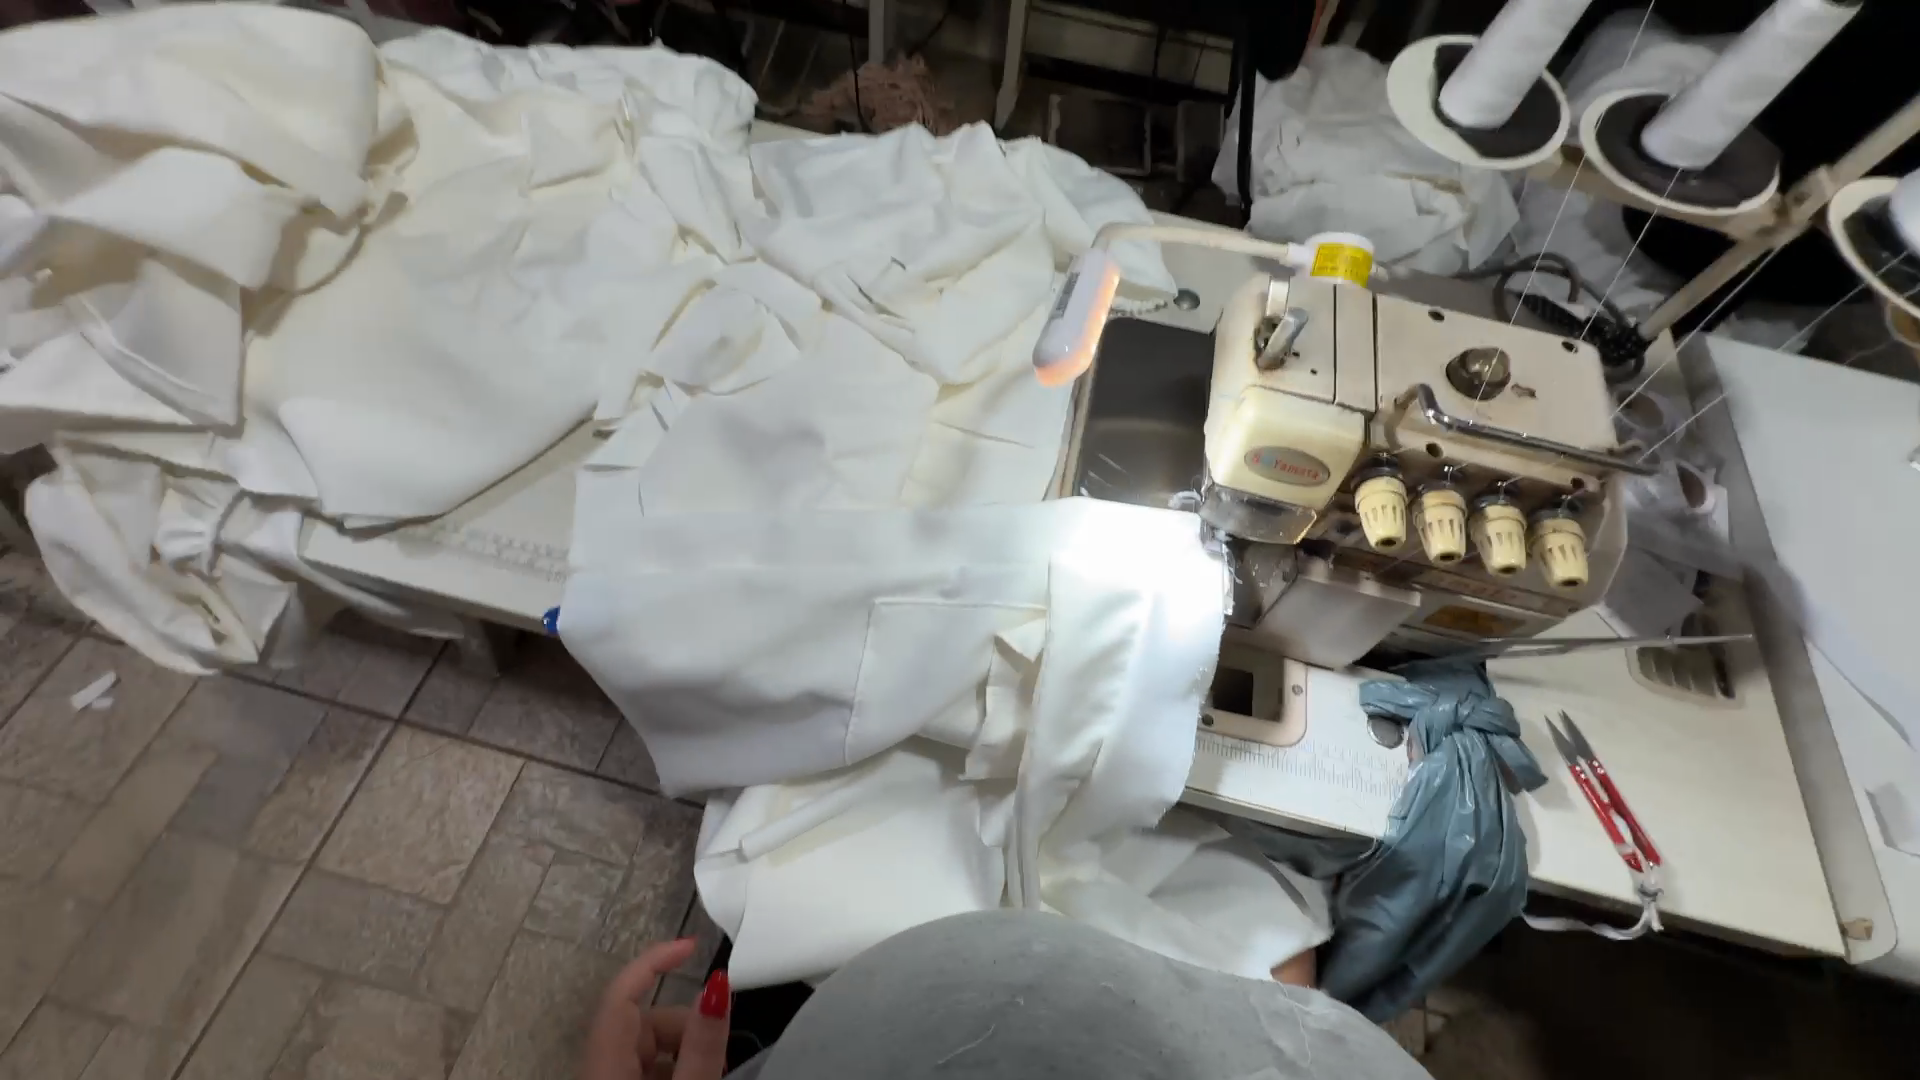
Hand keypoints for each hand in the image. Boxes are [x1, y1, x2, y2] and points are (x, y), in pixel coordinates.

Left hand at [583, 938, 731, 1079]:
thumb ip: (700, 1046)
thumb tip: (717, 984)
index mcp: (605, 1064)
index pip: (620, 994)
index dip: (655, 961)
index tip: (693, 945)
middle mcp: (596, 1070)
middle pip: (641, 1023)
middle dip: (684, 1023)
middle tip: (718, 1048)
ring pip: (644, 1048)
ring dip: (681, 1047)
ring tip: (712, 1068)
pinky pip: (640, 1070)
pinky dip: (671, 1066)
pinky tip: (693, 1078)